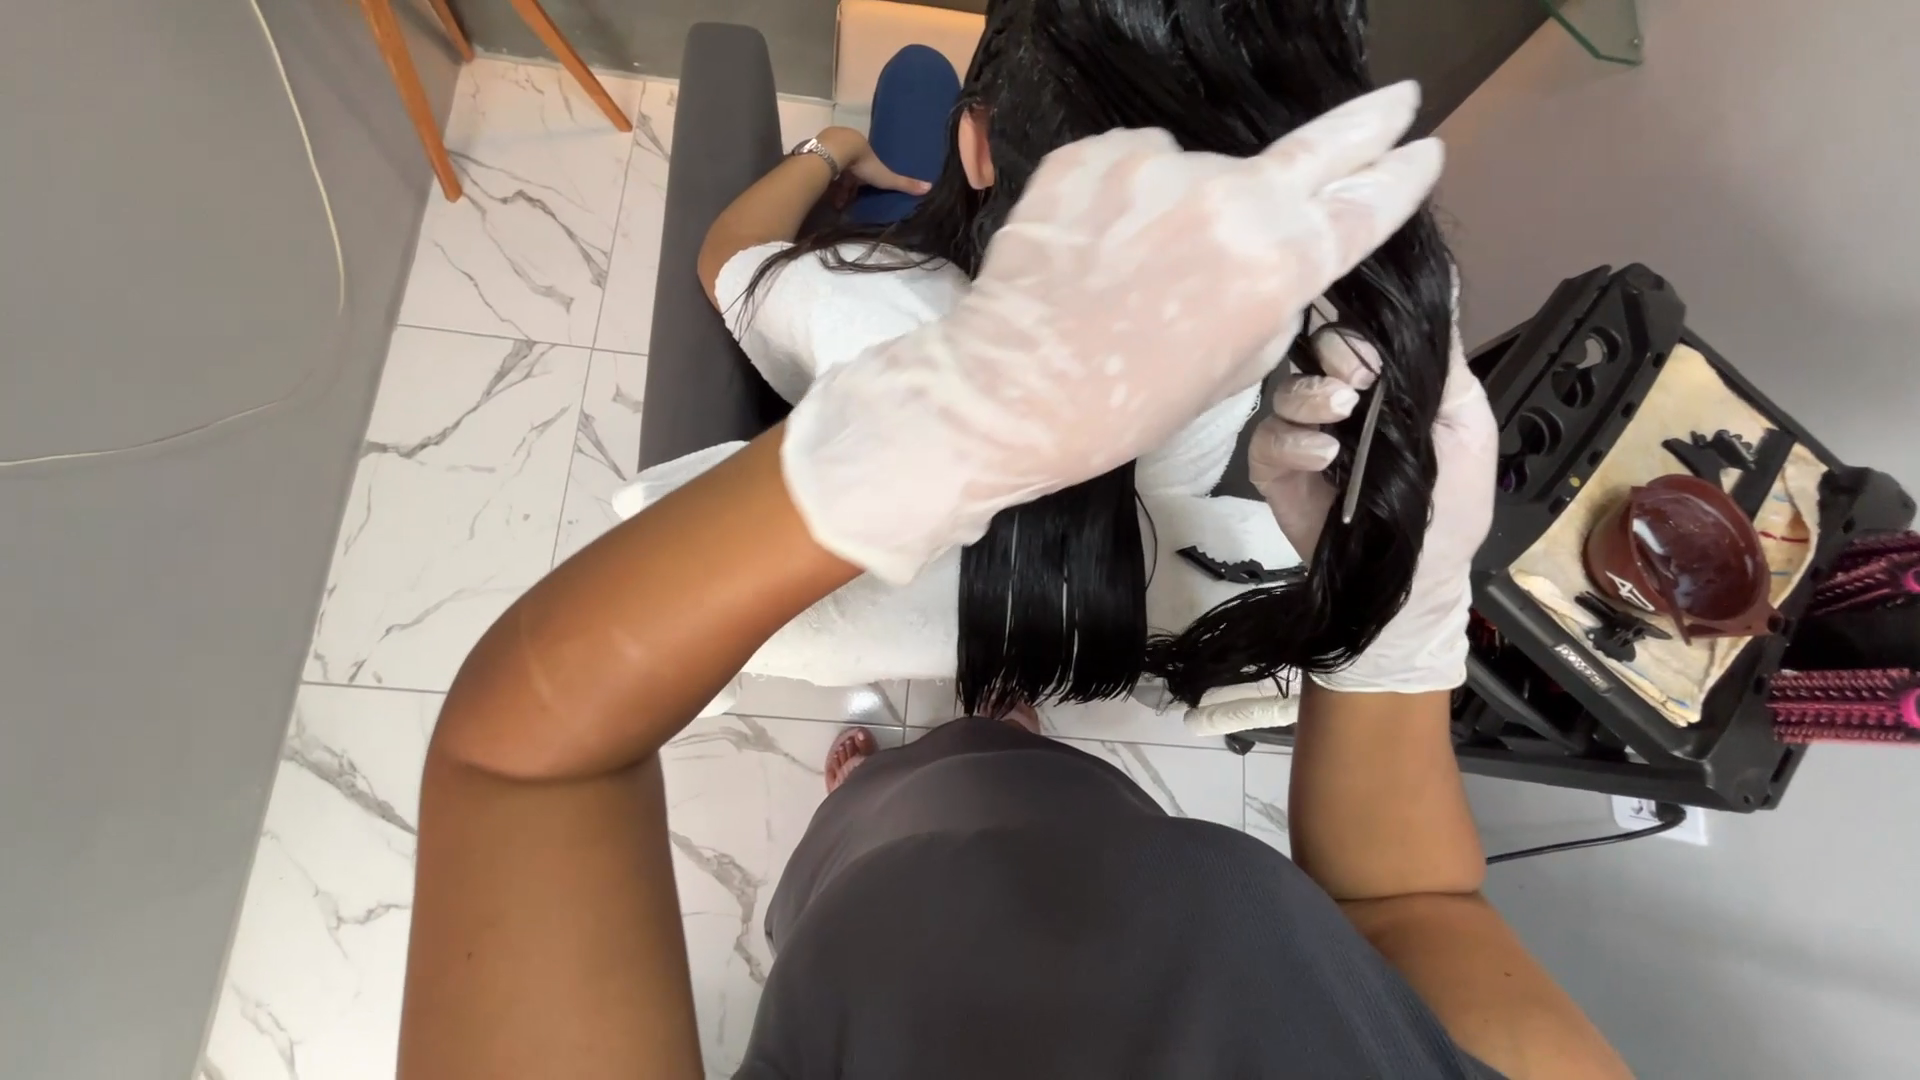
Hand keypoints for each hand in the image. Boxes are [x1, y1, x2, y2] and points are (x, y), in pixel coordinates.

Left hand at [781, 82, 1443, 582]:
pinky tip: (1101, 246)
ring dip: (1188, 206)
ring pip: (1198, 172)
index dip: (1397, 177)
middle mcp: (1226, 198)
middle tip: (1393, 105)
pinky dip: (1131, 197)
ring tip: (1138, 268)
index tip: (1418, 153)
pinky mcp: (1089, 156)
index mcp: (1273, 265)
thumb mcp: (1224, 375)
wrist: (1005, 396)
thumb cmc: (1118, 409)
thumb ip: (1270, 303)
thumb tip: (1278, 258)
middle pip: (1311, 150)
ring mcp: (1152, 166)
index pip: (1361, 204)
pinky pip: (1134, 164)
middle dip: (1362, 126)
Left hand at [815, 126, 931, 205]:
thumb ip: (904, 184)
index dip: (862, 182)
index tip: (860, 194)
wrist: (836, 152)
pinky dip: (825, 182)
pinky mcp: (815, 150)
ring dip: (836, 188)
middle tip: (846, 203)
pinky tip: (825, 195)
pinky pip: (822, 168)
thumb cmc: (863, 163)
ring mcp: (829, 144)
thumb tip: (929, 187)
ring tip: (836, 204)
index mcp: (862, 146)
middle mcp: (846, 142)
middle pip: (848, 169)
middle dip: (848, 187)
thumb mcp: (885, 177)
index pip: (863, 166)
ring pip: (834, 169)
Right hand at [1248, 286, 1497, 692]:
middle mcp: (1338, 404)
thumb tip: (1440, 288)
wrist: (1418, 573)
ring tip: (1340, 417)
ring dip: (1311, 398)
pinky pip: (1266, 441)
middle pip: (1313, 355)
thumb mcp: (1464, 424)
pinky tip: (1322, 456)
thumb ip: (1442, 364)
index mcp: (1382, 387)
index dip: (1358, 338)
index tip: (1373, 360)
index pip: (1355, 337)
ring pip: (1284, 393)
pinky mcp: (1274, 471)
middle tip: (1356, 386)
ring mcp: (1302, 437)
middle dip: (1335, 361)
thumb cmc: (1451, 504)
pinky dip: (1291, 441)